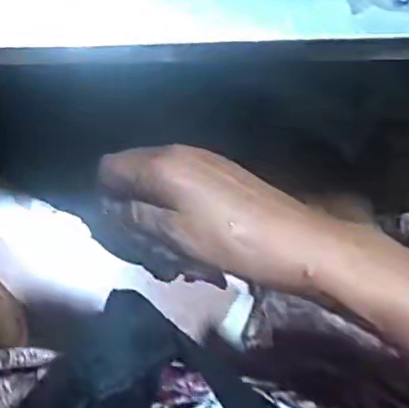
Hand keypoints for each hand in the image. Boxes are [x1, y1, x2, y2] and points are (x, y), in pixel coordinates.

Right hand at [98, 145, 387, 298]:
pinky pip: (183, 186)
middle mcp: (177, 152)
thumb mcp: (177, 237)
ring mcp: (202, 160)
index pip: (109, 167)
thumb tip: (109, 209)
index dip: (103, 196)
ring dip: (158, 216)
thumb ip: (136, 218)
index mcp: (161, 163)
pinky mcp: (221, 173)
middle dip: (132, 210)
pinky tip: (198, 241)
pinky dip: (179, 210)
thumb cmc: (235, 241)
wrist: (305, 244)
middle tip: (147, 249)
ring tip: (178, 255)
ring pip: (159, 183)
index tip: (114, 229)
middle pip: (132, 174)